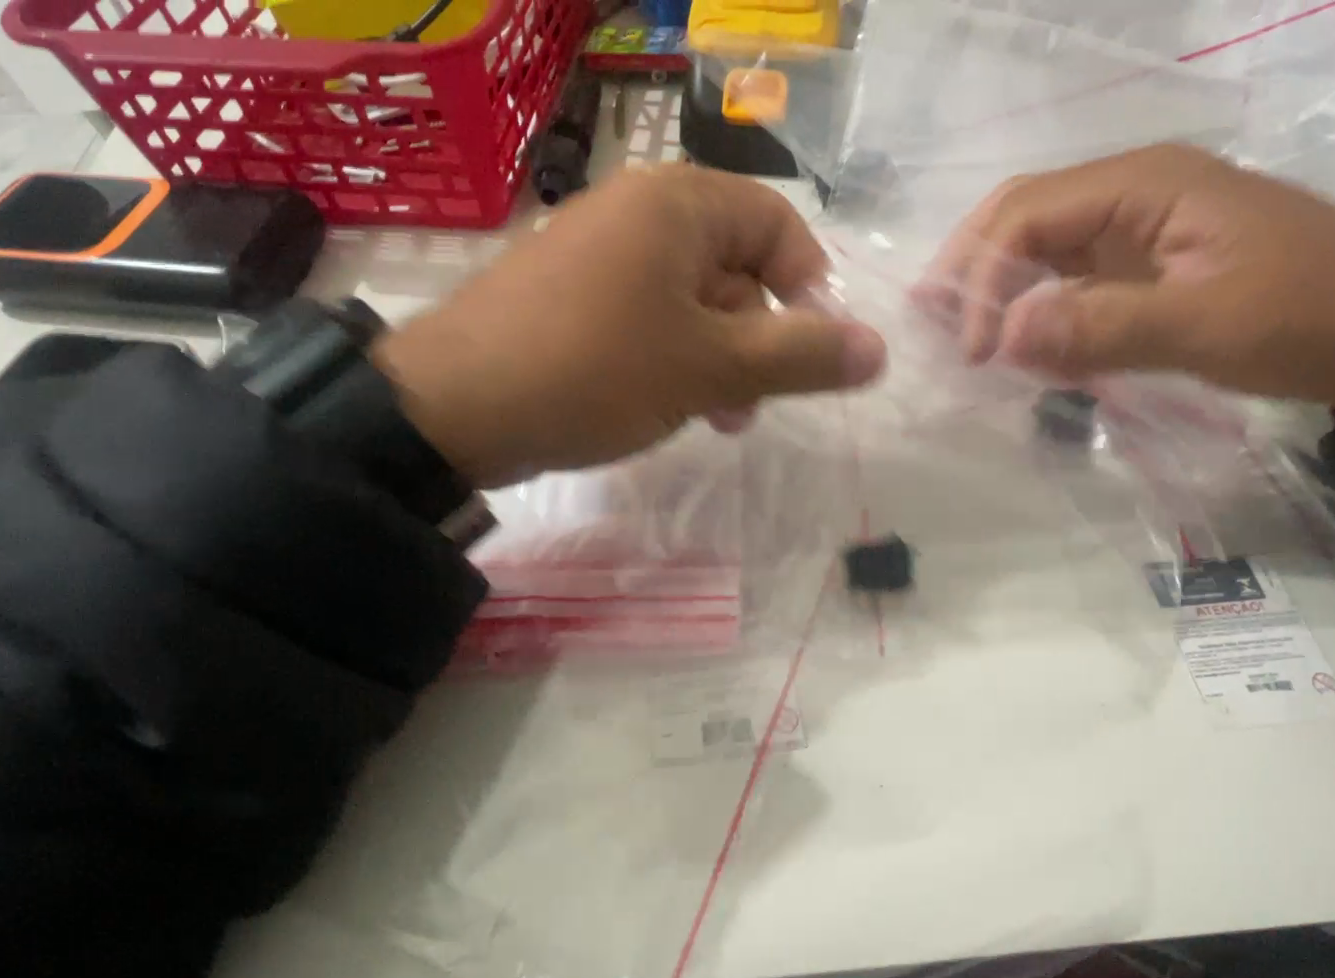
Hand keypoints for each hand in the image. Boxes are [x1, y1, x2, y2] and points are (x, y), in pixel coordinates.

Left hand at [374, 166, 885, 487]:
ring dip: (715, 356)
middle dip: (757, 335)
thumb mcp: (710, 368)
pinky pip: (640, 314)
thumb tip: (880, 350)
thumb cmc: (596, 371)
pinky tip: (658, 404)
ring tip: (711, 417)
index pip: (778, 223)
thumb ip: (799, 356)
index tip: (813, 354)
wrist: (454, 407)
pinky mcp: (564, 294)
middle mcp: (636, 212)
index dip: (809, 287)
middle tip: (752, 404)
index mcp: (676, 203)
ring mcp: (594, 252)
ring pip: (686, 297)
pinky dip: (666, 355)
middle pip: (732, 262)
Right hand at [915, 144, 1334, 405]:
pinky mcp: (1152, 261)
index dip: (984, 278)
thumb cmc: (1313, 317)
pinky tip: (1022, 342)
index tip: (974, 352)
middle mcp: (1134, 191)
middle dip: (971, 268)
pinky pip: (1072, 275)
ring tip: (961, 333)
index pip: (1027, 215)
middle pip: (1022, 214)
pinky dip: (1037, 305)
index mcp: (1144, 185)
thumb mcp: (1208, 325)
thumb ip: (1102, 328)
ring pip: (1042, 243)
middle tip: (931, 324)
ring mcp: (1142, 226)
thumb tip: (1003, 340)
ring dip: (997, 284)